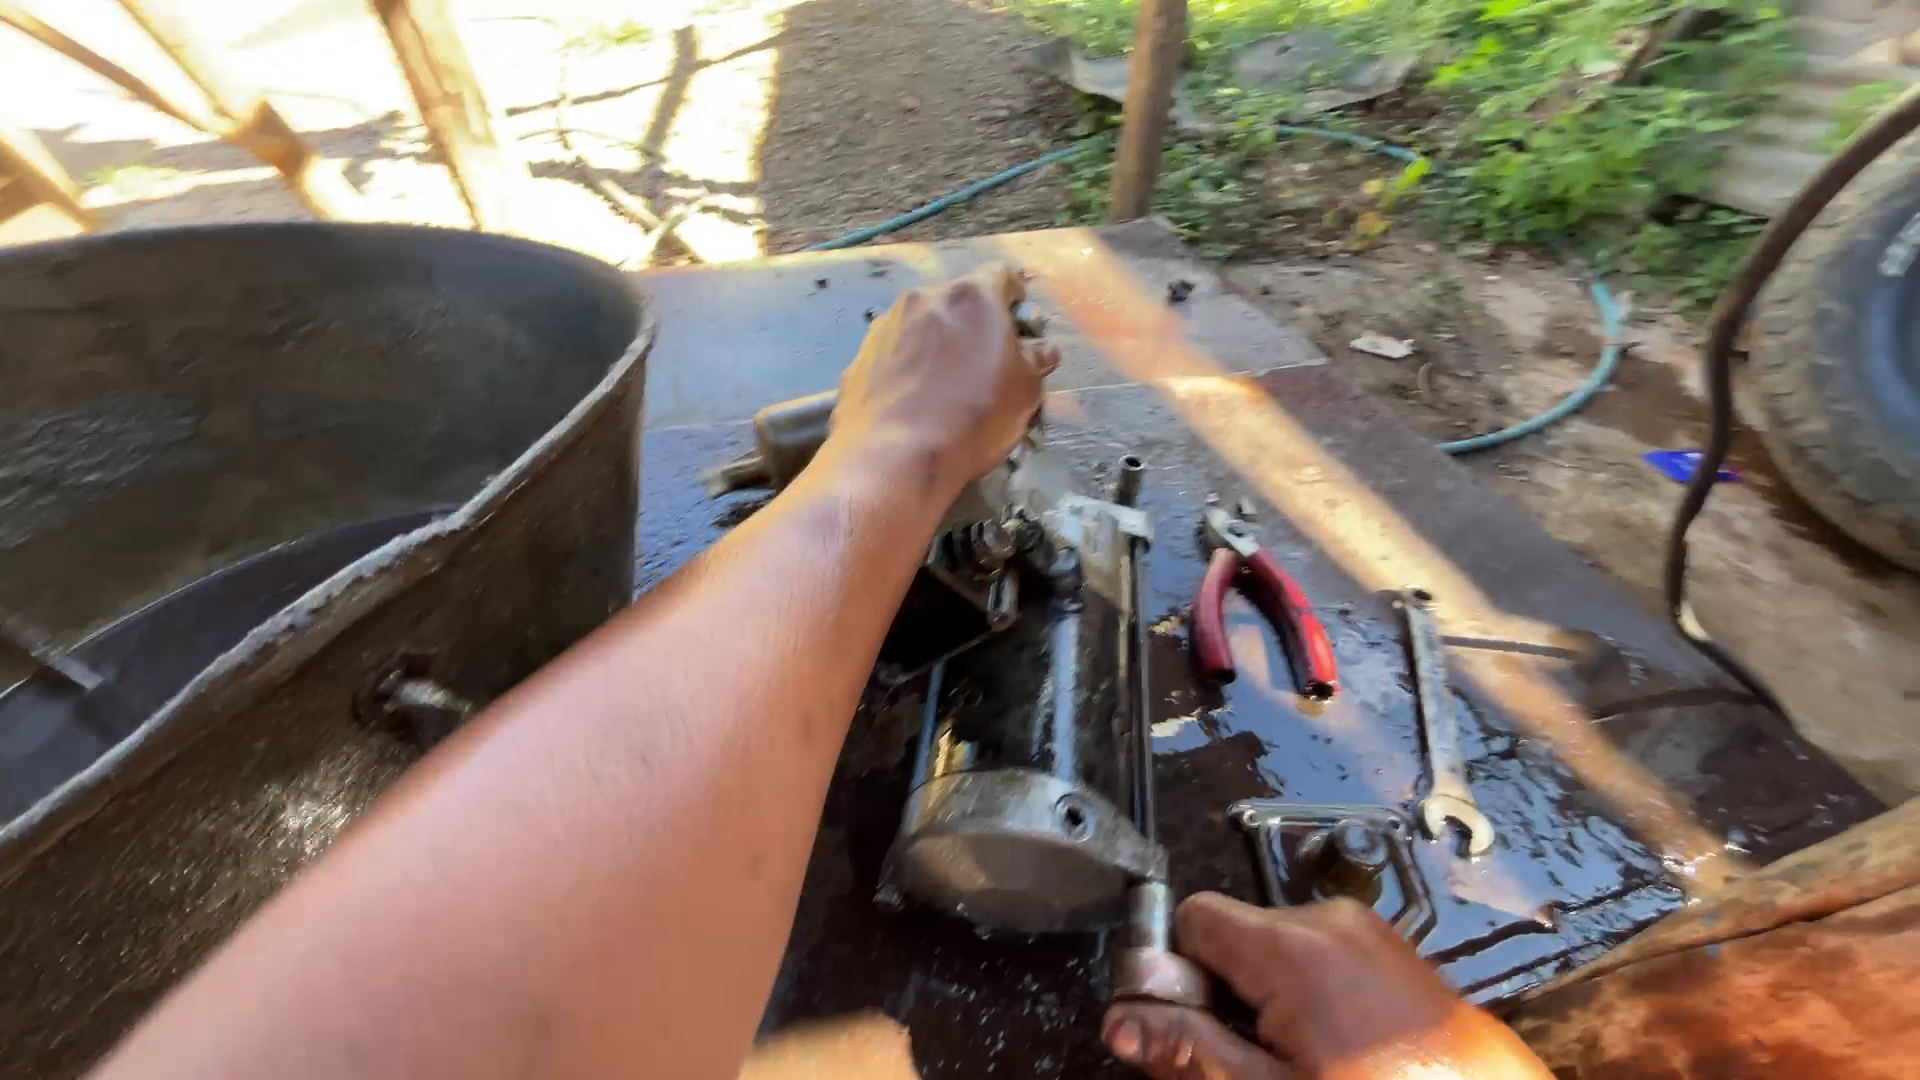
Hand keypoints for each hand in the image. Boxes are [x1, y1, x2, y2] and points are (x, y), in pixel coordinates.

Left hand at [828, 263, 1060, 496]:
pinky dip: (905, 372)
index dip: (1016, 298)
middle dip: (973, 326)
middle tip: (983, 364)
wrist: (896, 457)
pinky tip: (911, 405)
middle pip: (957, 302)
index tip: (1019, 324)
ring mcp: (884, 327)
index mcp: (971, 297)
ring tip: (943, 389)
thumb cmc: (974, 418)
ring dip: (935, 347)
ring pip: (920, 328)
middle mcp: (923, 299)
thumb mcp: (1024, 393)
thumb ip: (1034, 363)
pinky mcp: (858, 360)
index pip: (1002, 275)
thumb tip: (1041, 350)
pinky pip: (892, 358)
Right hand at [1103, 894, 1552, 1079]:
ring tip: (1310, 1051)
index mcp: (1294, 948)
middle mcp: (1327, 918)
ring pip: (1272, 939)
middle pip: (1233, 929)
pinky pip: (1316, 944)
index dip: (1185, 969)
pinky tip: (1339, 1037)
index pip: (1193, 916)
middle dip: (1231, 985)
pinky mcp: (1386, 938)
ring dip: (1270, 986)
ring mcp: (1362, 925)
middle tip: (1265, 1053)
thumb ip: (1190, 1049)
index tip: (1204, 1019)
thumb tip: (1119, 1021)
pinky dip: (1308, 982)